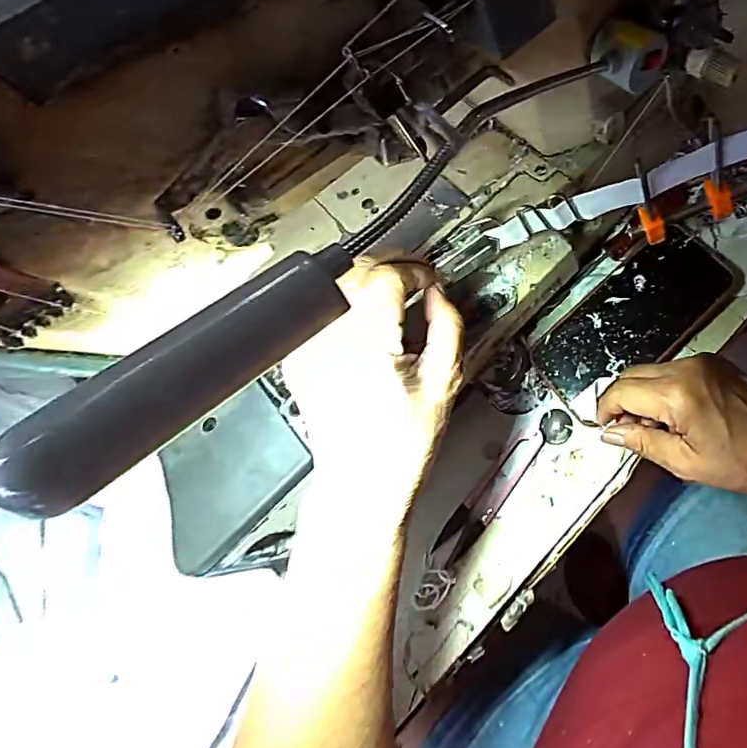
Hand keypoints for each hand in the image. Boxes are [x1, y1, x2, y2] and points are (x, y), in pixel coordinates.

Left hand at [282, 259, 463, 518]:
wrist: (359, 483)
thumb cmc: (400, 446)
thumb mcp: (444, 383)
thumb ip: (448, 327)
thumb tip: (439, 294)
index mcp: (371, 345)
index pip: (386, 277)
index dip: (413, 268)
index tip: (428, 277)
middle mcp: (333, 342)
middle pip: (356, 271)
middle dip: (389, 264)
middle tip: (413, 275)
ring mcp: (310, 349)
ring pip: (334, 285)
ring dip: (365, 279)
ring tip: (390, 291)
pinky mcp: (298, 360)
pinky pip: (319, 311)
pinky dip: (342, 302)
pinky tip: (363, 317)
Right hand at [596, 355, 746, 499]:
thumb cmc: (746, 463)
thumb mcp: (687, 464)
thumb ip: (643, 442)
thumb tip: (611, 432)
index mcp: (678, 393)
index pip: (620, 391)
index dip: (605, 410)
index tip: (604, 429)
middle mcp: (686, 367)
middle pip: (631, 374)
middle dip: (621, 401)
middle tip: (629, 431)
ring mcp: (701, 361)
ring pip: (650, 371)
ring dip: (642, 394)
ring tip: (658, 427)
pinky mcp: (712, 361)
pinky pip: (671, 370)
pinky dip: (661, 388)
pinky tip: (676, 414)